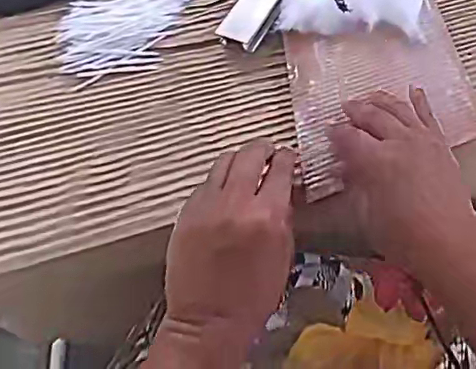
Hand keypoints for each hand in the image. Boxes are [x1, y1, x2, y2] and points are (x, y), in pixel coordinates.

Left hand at [158, 143, 296, 361]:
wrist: (208, 324)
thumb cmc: (249, 298)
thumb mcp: (283, 252)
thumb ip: (284, 213)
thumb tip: (285, 185)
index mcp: (267, 215)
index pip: (282, 165)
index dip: (288, 157)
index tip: (288, 158)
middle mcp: (236, 203)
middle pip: (252, 152)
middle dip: (264, 150)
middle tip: (268, 156)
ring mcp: (208, 206)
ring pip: (226, 159)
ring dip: (239, 161)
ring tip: (244, 169)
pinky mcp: (187, 213)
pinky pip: (206, 182)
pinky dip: (218, 182)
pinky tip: (224, 194)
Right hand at [326, 89, 475, 274]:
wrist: (449, 239)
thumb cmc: (406, 237)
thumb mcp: (368, 215)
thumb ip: (356, 185)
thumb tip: (347, 169)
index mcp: (378, 160)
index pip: (350, 137)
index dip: (337, 132)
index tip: (329, 130)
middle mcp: (400, 141)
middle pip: (372, 115)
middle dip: (356, 110)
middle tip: (345, 108)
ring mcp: (422, 138)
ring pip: (397, 108)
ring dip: (380, 100)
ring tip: (369, 97)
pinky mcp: (439, 142)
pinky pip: (426, 114)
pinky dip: (419, 100)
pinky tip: (413, 90)